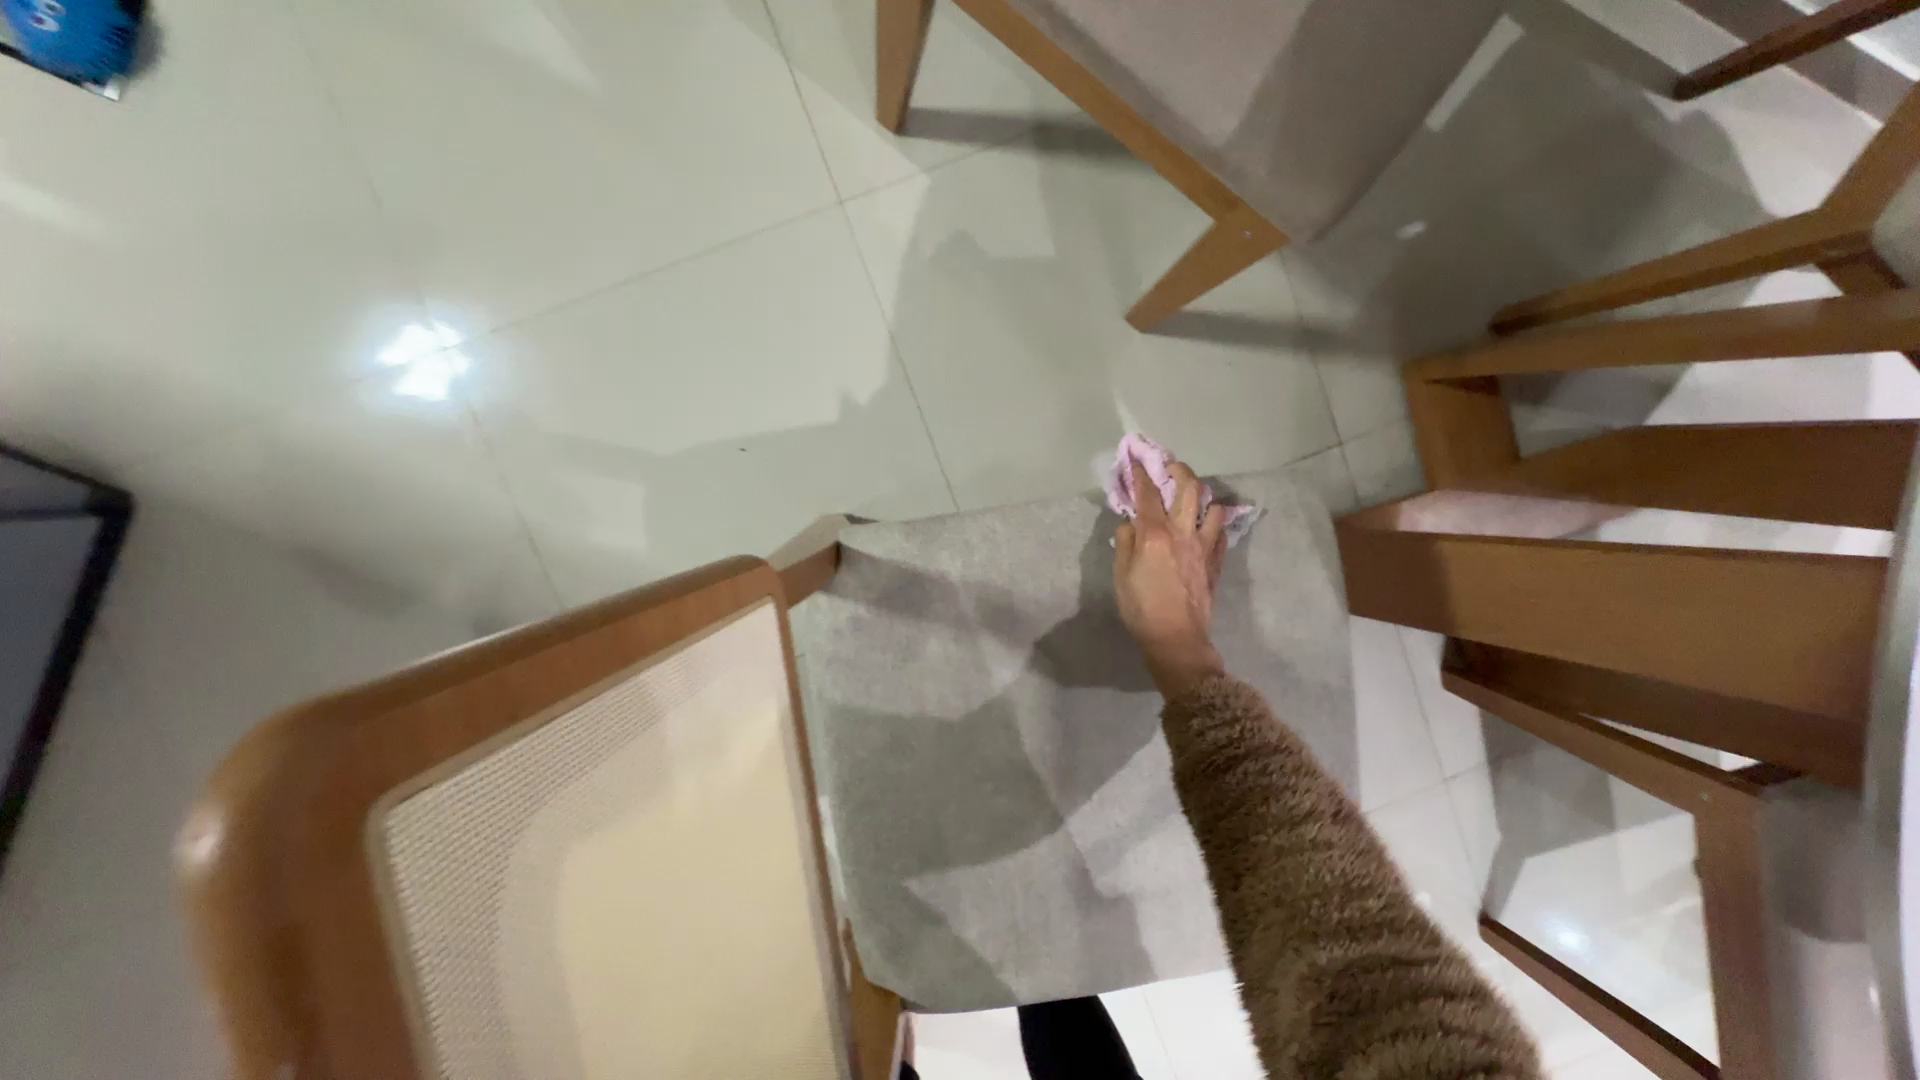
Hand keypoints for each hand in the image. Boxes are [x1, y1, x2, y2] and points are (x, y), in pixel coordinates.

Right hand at [1114, 461, 1227, 697]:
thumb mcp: (1120, 575)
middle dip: (1179, 471)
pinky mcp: (1215, 561)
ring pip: (1212, 507)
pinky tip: (1206, 526)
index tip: (1135, 460)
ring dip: (1202, 497)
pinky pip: (1221, 533)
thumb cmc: (1141, 608)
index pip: (1147, 494)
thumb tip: (1131, 524)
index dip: (1140, 473)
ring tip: (1192, 498)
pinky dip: (1213, 523)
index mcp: (1154, 534)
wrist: (1176, 637)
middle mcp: (1182, 532)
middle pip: (1189, 488)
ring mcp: (1203, 545)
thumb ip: (1125, 543)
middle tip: (1170, 468)